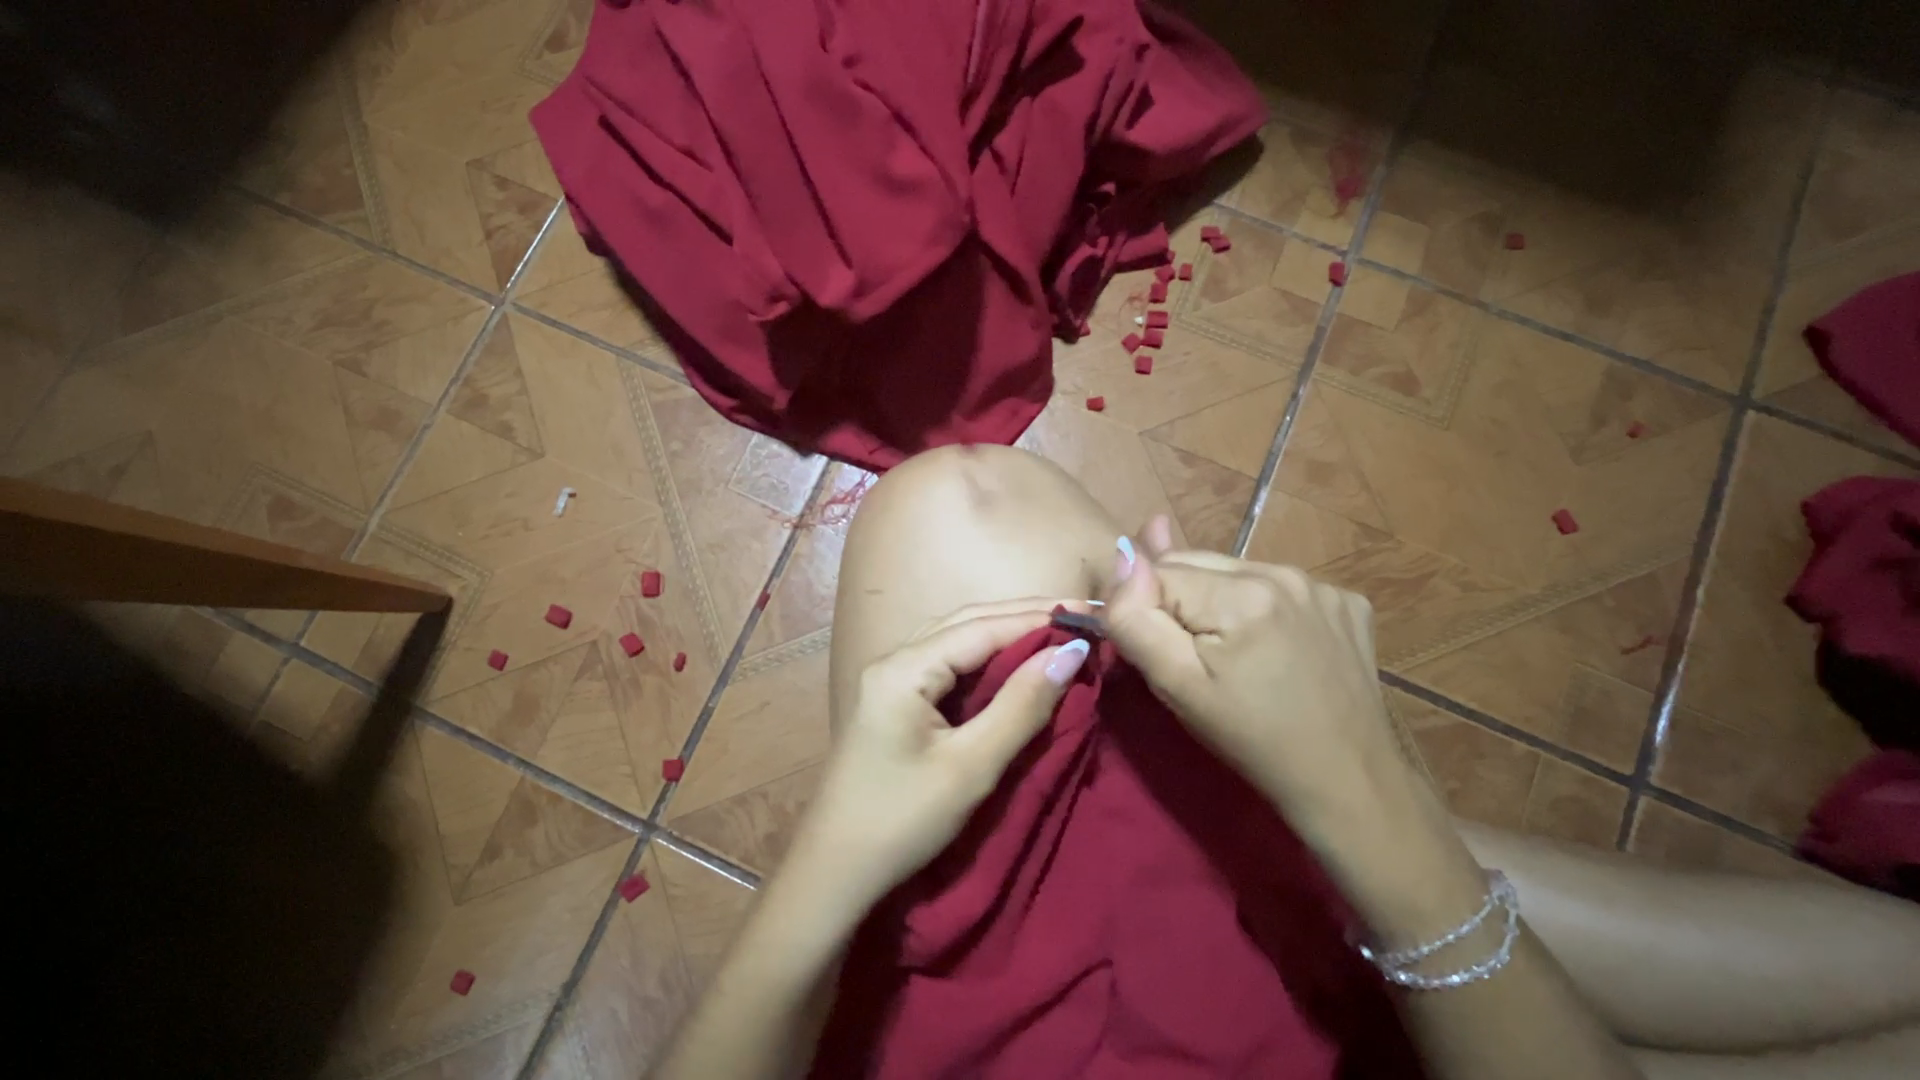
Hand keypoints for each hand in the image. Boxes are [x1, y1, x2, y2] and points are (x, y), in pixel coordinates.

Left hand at [785, 599, 1091, 912]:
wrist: (836, 872)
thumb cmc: (903, 821)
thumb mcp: (971, 766)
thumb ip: (1021, 706)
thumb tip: (1070, 654)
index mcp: (904, 669)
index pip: (982, 627)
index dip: (1038, 619)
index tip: (1091, 616)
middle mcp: (893, 662)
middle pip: (966, 623)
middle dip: (1024, 617)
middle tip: (1081, 617)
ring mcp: (889, 682)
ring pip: (955, 641)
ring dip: (1005, 633)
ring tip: (1056, 633)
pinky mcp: (894, 704)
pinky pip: (946, 665)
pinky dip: (985, 658)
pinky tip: (1013, 664)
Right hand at [1103, 520, 1406, 829]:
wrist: (1345, 779)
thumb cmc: (1250, 739)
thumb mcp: (1177, 688)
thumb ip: (1136, 619)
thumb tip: (1123, 557)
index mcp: (1240, 593)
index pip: (1158, 570)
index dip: (1149, 611)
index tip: (1167, 655)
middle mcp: (1284, 571)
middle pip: (1198, 562)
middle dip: (1183, 601)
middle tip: (1198, 660)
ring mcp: (1322, 585)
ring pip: (1236, 572)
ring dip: (1221, 603)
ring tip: (1238, 657)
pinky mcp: (1347, 601)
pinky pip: (1280, 588)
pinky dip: (1267, 611)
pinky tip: (1278, 651)